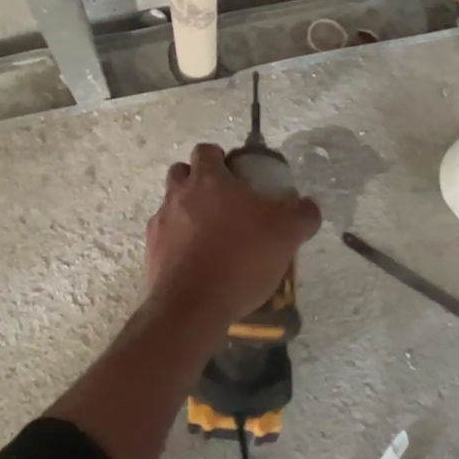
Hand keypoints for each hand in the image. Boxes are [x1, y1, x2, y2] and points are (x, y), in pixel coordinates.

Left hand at [145, 144, 321, 327]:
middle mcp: (177, 195)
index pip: (205, 151)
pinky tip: (198, 264)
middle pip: (181, 173)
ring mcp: (160, 224)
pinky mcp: (151, 253)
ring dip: (187, 213)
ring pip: (171, 205)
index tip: (235, 174)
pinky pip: (165, 238)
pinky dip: (178, 244)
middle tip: (222, 203)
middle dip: (197, 181)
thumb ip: (302, 214)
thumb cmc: (240, 258)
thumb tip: (307, 206)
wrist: (192, 307)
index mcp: (207, 180)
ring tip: (212, 237)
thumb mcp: (285, 234)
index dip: (219, 158)